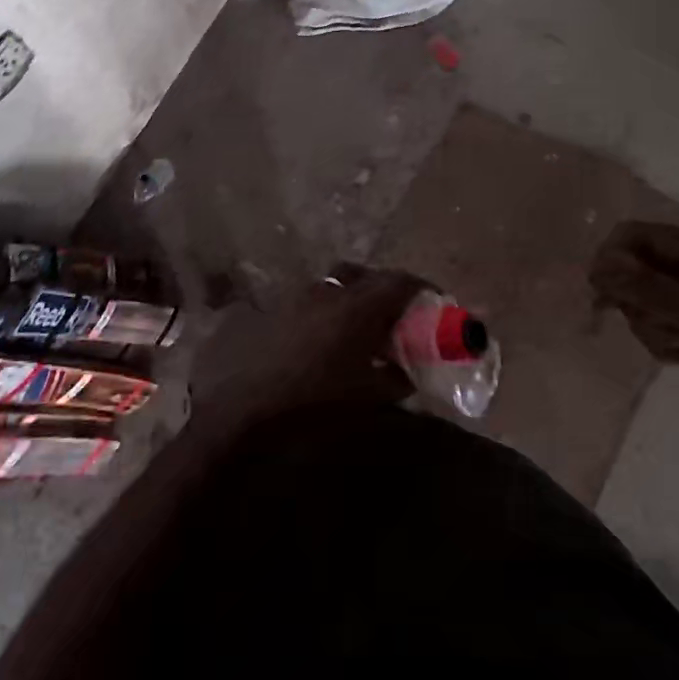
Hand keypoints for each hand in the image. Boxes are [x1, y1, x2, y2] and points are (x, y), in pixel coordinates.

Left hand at [187, 266, 429, 428]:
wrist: (245, 404)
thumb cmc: (313, 400)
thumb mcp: (367, 396)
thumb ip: (395, 379)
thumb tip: (406, 373)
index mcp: (355, 307)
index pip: (398, 281)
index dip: (420, 288)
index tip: (434, 301)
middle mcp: (324, 292)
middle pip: (361, 275)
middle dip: (381, 289)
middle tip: (393, 314)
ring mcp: (293, 297)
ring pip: (331, 288)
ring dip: (348, 302)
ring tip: (356, 332)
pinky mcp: (270, 309)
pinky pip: (307, 303)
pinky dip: (322, 314)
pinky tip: (320, 342)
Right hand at [590, 222, 678, 464]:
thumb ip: (657, 293)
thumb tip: (600, 263)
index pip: (638, 236)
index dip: (614, 258)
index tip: (604, 294)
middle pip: (634, 269)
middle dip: (634, 300)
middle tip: (662, 328)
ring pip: (642, 303)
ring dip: (651, 328)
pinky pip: (658, 328)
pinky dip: (665, 345)